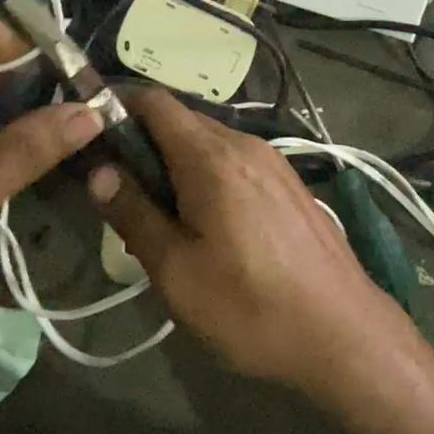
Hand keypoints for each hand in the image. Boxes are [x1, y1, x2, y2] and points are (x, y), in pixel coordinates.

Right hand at [88, 90, 420, 397]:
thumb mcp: (177, 271)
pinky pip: (235, 163)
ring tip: (159, 220)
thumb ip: (135, 215)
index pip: (155, 102)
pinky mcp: (290, 185)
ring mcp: (274, 163)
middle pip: (182, 122)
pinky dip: (207, 177)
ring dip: (176, 166)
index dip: (116, 108)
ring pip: (209, 144)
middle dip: (143, 145)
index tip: (88, 138)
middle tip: (119, 195)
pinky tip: (206, 227)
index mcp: (212, 156)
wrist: (344, 332)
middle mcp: (245, 144)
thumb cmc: (251, 306)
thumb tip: (98, 172)